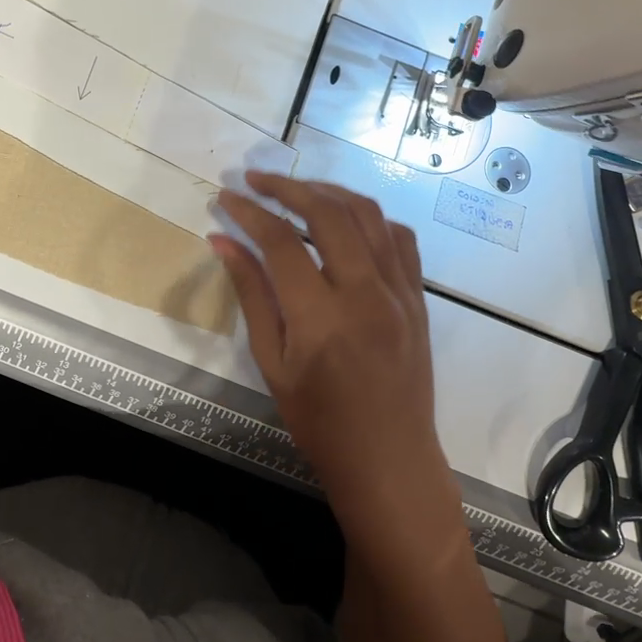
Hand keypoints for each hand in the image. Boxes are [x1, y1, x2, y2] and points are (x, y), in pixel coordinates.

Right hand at [211, 174, 442, 502]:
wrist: (389, 460)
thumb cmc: (319, 421)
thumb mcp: (271, 363)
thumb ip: (251, 295)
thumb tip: (222, 241)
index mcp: (321, 317)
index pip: (280, 242)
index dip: (248, 213)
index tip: (224, 197)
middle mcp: (366, 295)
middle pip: (327, 214)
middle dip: (287, 188)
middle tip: (254, 181)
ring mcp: (399, 293)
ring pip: (368, 216)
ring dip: (327, 192)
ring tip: (294, 190)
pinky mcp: (418, 298)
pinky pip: (399, 238)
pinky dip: (368, 217)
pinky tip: (343, 220)